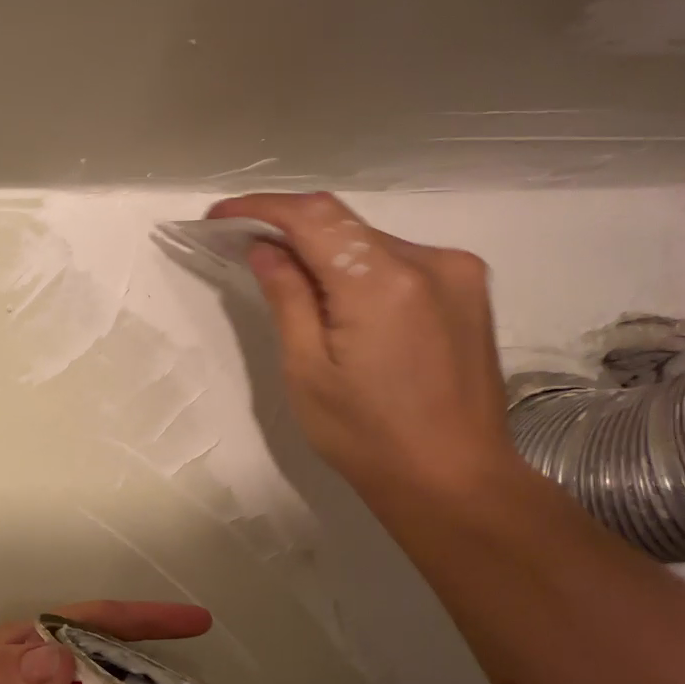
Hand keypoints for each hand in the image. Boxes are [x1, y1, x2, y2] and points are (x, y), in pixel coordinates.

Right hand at [207, 192, 521, 503]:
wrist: (451, 475)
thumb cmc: (363, 433)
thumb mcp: (306, 369)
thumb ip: (288, 299)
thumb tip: (265, 251)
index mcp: (382, 282)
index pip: (315, 216)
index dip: (262, 208)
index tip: (218, 217)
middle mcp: (429, 261)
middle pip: (345, 226)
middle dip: (288, 231)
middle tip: (238, 249)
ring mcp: (457, 273)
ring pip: (371, 243)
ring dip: (324, 253)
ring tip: (283, 282)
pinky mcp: (466, 291)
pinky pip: (397, 262)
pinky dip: (356, 269)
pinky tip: (334, 300)